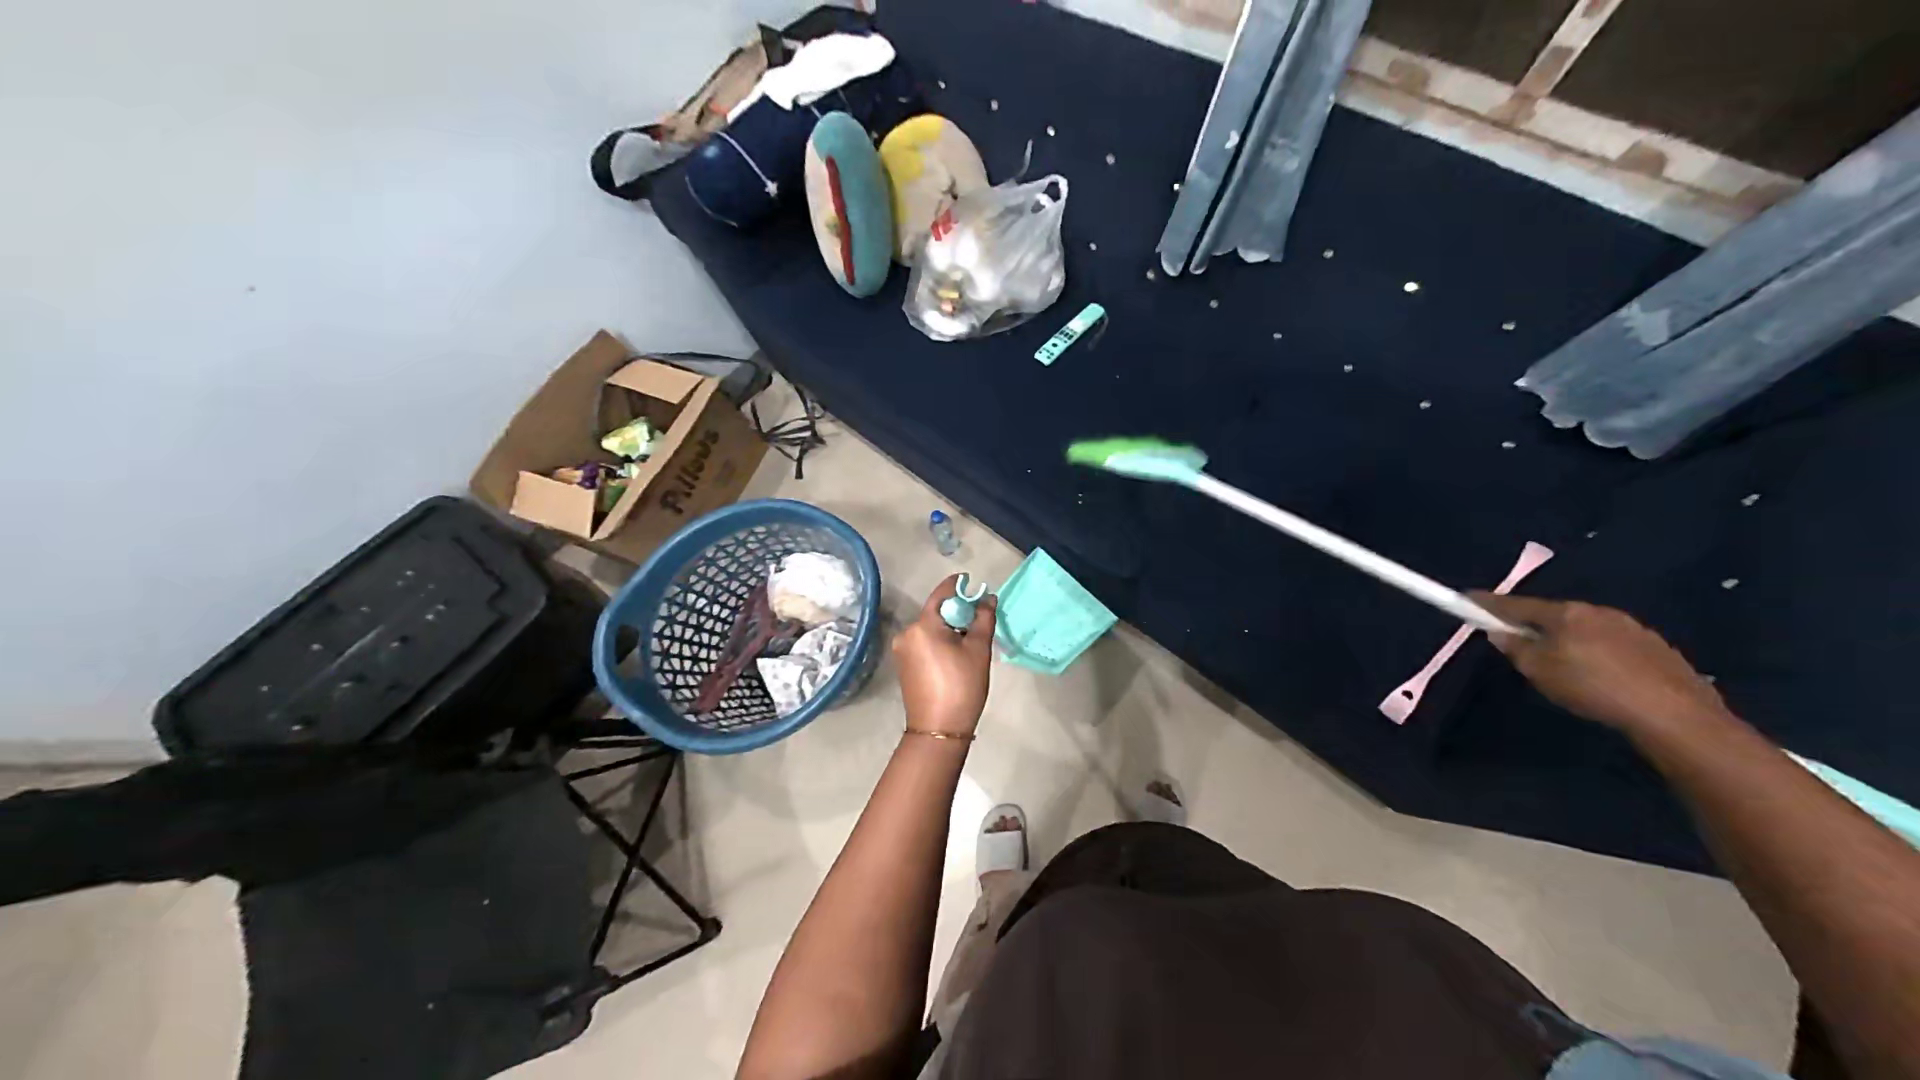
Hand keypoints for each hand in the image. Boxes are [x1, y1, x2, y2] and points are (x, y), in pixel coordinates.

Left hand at [892, 575, 997, 737]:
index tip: (975, 586)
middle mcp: (906, 633)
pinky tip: (955, 656)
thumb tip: (987, 598)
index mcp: (922, 625)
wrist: (939, 729)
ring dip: (949, 629)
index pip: (942, 594)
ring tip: (970, 643)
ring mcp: (902, 650)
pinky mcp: (903, 664)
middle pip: (936, 612)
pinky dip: (940, 642)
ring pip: (930, 628)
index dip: (959, 587)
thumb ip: (983, 618)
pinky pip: (924, 643)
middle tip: (980, 622)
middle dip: (957, 613)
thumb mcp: (978, 650)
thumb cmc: (962, 686)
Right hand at [1470, 592, 1732, 737]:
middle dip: (1533, 623)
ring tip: (1563, 664)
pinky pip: (1611, 643)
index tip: (1466, 599)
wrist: (1674, 715)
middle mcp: (1598, 611)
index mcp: (1566, 613)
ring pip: (1584, 628)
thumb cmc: (1593, 688)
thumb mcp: (1539, 671)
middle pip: (1553, 614)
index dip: (1488, 603)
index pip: (1516, 604)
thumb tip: (1500, 631)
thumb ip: (1515, 647)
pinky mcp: (1656, 648)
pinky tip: (1600, 674)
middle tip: (1518, 641)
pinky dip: (1596, 652)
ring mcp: (1632, 628)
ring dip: (1568, 638)